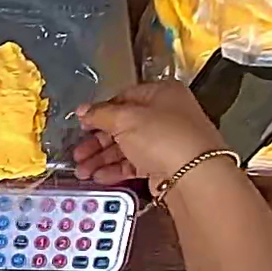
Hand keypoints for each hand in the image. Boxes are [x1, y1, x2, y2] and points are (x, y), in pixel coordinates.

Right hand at [73, 81, 227, 186]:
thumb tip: (83, 110)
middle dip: (96, 143)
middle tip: (77, 154)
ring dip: (101, 159)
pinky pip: (133, 165)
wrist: (194, 175)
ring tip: (83, 171)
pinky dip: (115, 170)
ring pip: (126, 148)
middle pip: (121, 126)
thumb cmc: (164, 137)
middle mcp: (164, 115)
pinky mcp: (163, 164)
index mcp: (160, 94)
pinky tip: (99, 177)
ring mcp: (164, 141)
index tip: (81, 125)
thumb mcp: (125, 119)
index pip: (122, 99)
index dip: (99, 113)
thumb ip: (100, 114)